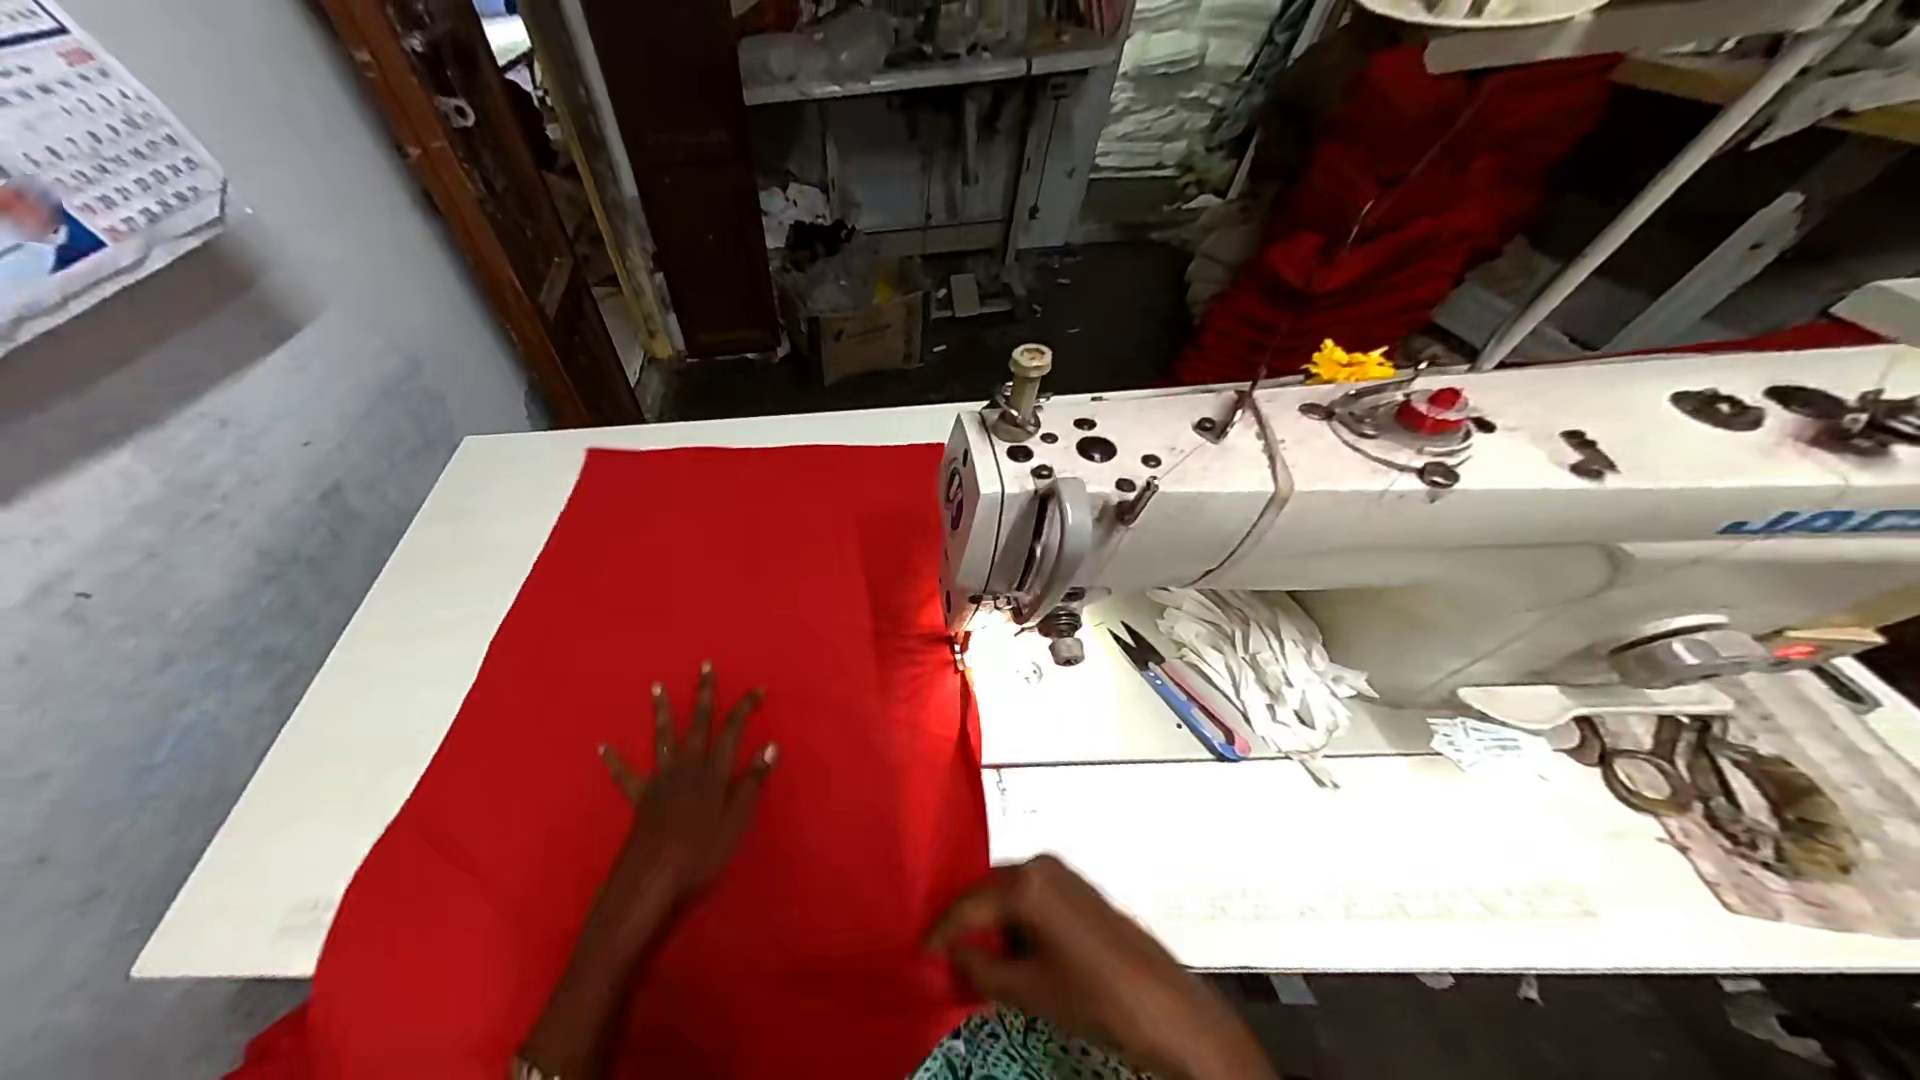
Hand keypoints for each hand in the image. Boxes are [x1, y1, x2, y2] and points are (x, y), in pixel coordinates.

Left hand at [600, 662, 776, 903]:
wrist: (651, 882)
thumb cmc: (701, 855)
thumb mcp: (737, 821)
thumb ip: (752, 783)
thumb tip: (770, 745)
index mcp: (713, 774)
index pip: (733, 732)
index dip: (745, 708)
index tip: (758, 689)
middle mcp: (687, 769)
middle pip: (698, 724)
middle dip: (704, 695)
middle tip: (705, 666)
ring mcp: (661, 782)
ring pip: (663, 738)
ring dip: (661, 712)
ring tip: (657, 687)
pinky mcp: (640, 799)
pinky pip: (626, 776)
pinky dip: (615, 761)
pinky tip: (603, 746)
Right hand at [925, 856, 1272, 1079]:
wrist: (1163, 1005)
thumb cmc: (1093, 996)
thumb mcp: (1026, 990)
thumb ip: (979, 969)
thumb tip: (952, 955)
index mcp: (1026, 883)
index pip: (967, 905)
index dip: (939, 931)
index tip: (917, 951)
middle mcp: (1041, 865)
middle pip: (987, 892)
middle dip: (965, 924)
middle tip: (942, 954)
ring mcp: (1062, 874)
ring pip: (1009, 896)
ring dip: (990, 925)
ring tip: (971, 958)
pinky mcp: (1077, 889)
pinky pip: (1031, 899)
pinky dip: (1014, 923)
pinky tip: (1007, 952)